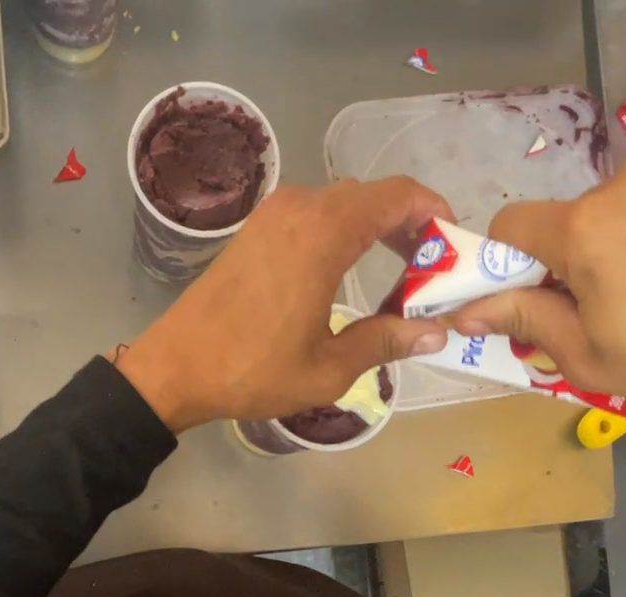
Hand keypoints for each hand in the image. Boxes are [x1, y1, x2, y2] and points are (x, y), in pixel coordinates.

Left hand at [115, 177, 452, 431]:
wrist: (175, 368)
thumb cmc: (252, 371)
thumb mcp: (328, 368)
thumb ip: (385, 341)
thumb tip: (435, 334)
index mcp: (323, 233)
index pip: (398, 196)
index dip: (434, 213)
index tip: (450, 247)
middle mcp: (298, 208)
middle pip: (370, 196)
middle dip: (407, 226)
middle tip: (425, 272)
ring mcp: (270, 216)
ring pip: (339, 204)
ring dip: (371, 229)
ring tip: (390, 275)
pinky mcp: (252, 231)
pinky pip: (309, 216)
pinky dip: (337, 233)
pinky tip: (342, 273)